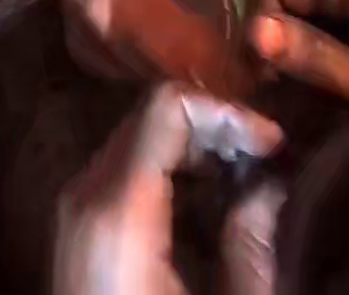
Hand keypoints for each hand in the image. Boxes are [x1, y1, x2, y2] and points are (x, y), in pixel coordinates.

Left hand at [55, 84, 283, 294]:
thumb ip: (252, 241)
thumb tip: (273, 178)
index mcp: (116, 211)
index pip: (166, 106)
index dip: (226, 113)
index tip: (273, 144)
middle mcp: (85, 192)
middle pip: (152, 116)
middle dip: (216, 128)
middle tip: (268, 160)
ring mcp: (75, 208)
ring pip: (140, 136)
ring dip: (197, 147)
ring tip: (248, 178)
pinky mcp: (78, 226)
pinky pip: (127, 168)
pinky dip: (172, 169)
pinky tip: (210, 201)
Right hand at [247, 0, 348, 182]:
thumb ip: (319, 59)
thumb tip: (251, 30)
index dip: (260, 31)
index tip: (258, 86)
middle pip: (288, 8)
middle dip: (272, 55)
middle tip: (267, 112)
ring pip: (304, 32)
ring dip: (290, 73)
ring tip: (287, 123)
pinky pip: (326, 51)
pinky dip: (313, 81)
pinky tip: (314, 117)